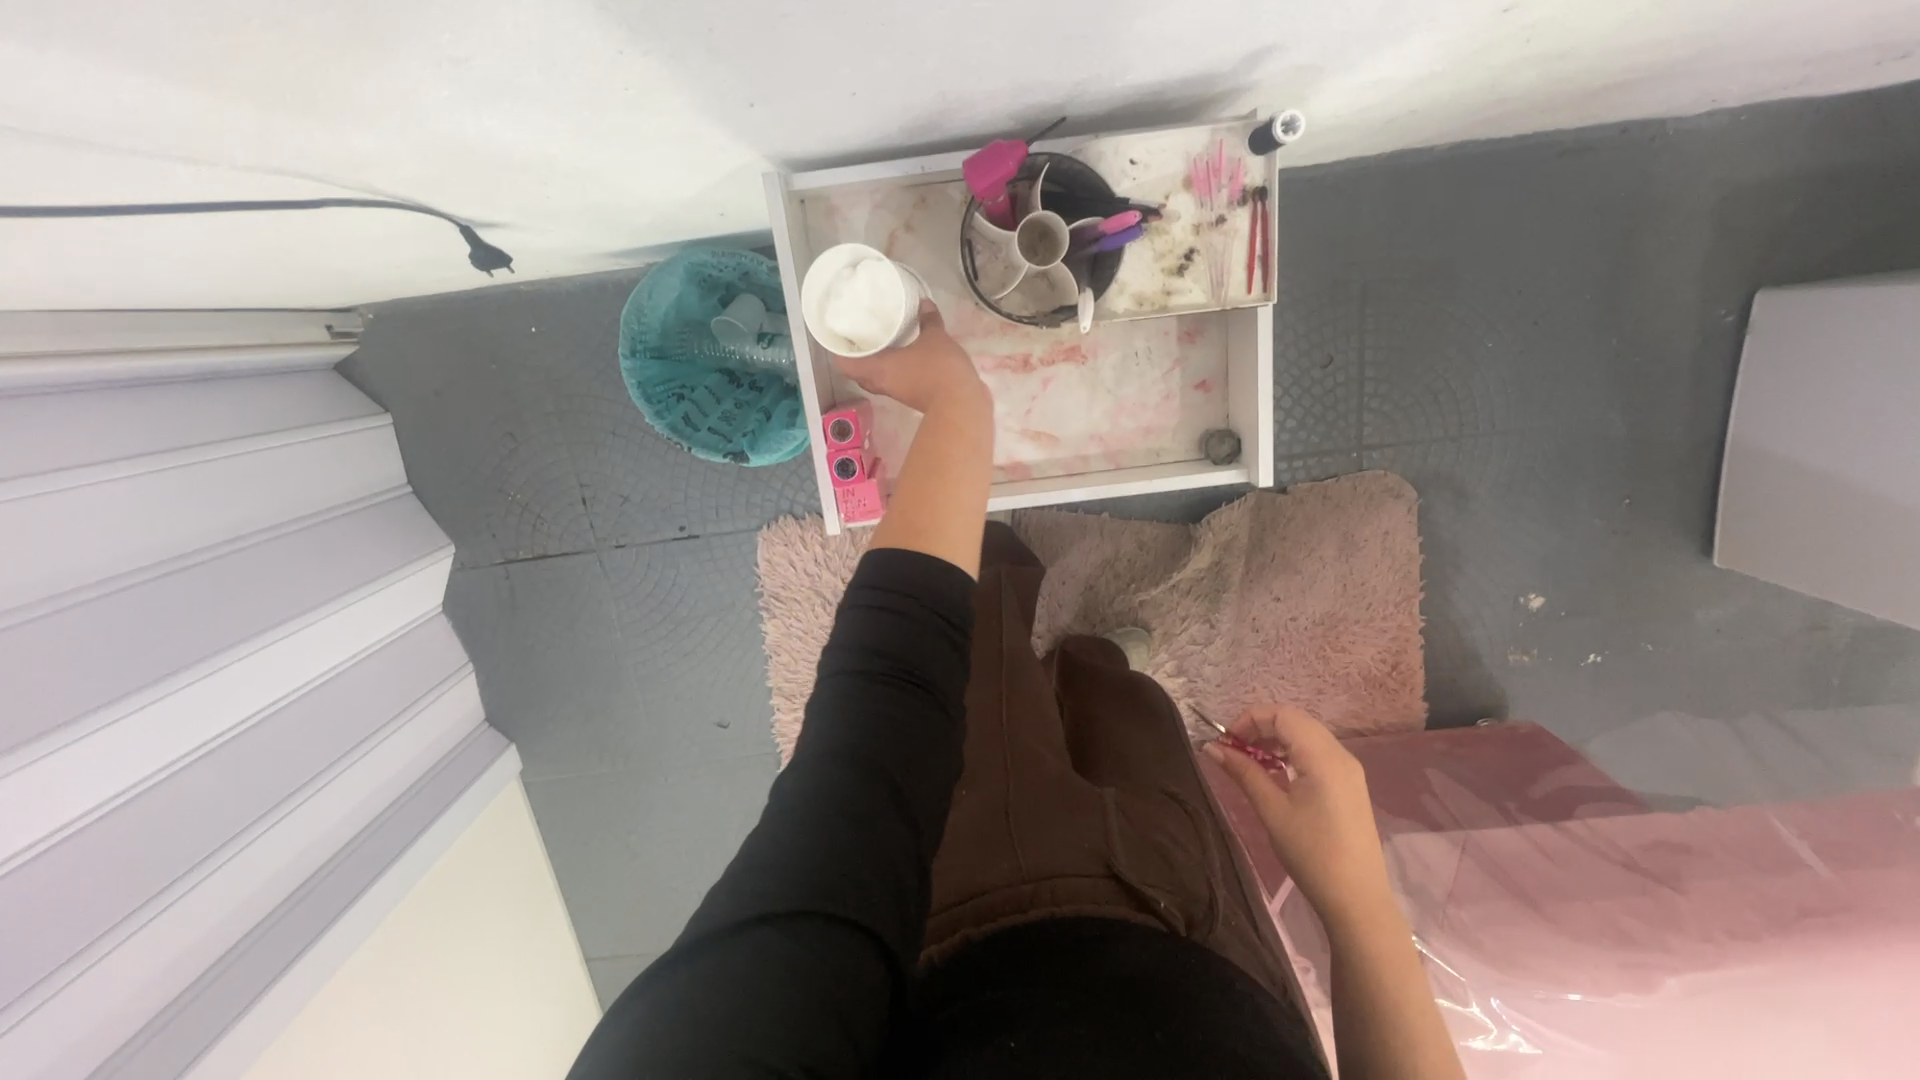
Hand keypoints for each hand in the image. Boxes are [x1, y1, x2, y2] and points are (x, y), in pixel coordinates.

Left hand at [831, 300, 985, 413]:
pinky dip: (894, 370)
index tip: (841, 337)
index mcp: (877, 369)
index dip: (839, 352)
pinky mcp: (911, 397)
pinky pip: (894, 382)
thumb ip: (928, 320)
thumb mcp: (935, 337)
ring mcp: (896, 393)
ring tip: (881, 344)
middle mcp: (881, 383)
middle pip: (859, 373)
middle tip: (861, 338)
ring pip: (876, 378)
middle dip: (858, 357)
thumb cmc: (939, 368)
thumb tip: (924, 303)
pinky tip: (904, 355)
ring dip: (876, 364)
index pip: (845, 364)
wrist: (961, 403)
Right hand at [1205, 705, 1392, 921]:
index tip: (1226, 742)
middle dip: (1261, 728)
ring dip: (1275, 741)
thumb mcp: (1272, 810)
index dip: (1250, 719)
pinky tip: (1275, 776)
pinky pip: (1316, 754)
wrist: (1357, 898)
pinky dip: (1291, 754)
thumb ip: (1243, 772)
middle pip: (1296, 721)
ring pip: (1307, 736)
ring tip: (1251, 763)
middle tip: (1235, 751)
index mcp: (1323, 757)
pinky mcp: (1349, 785)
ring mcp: (1348, 771)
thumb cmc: (1311, 853)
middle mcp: (1340, 755)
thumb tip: (1211, 747)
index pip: (1283, 715)